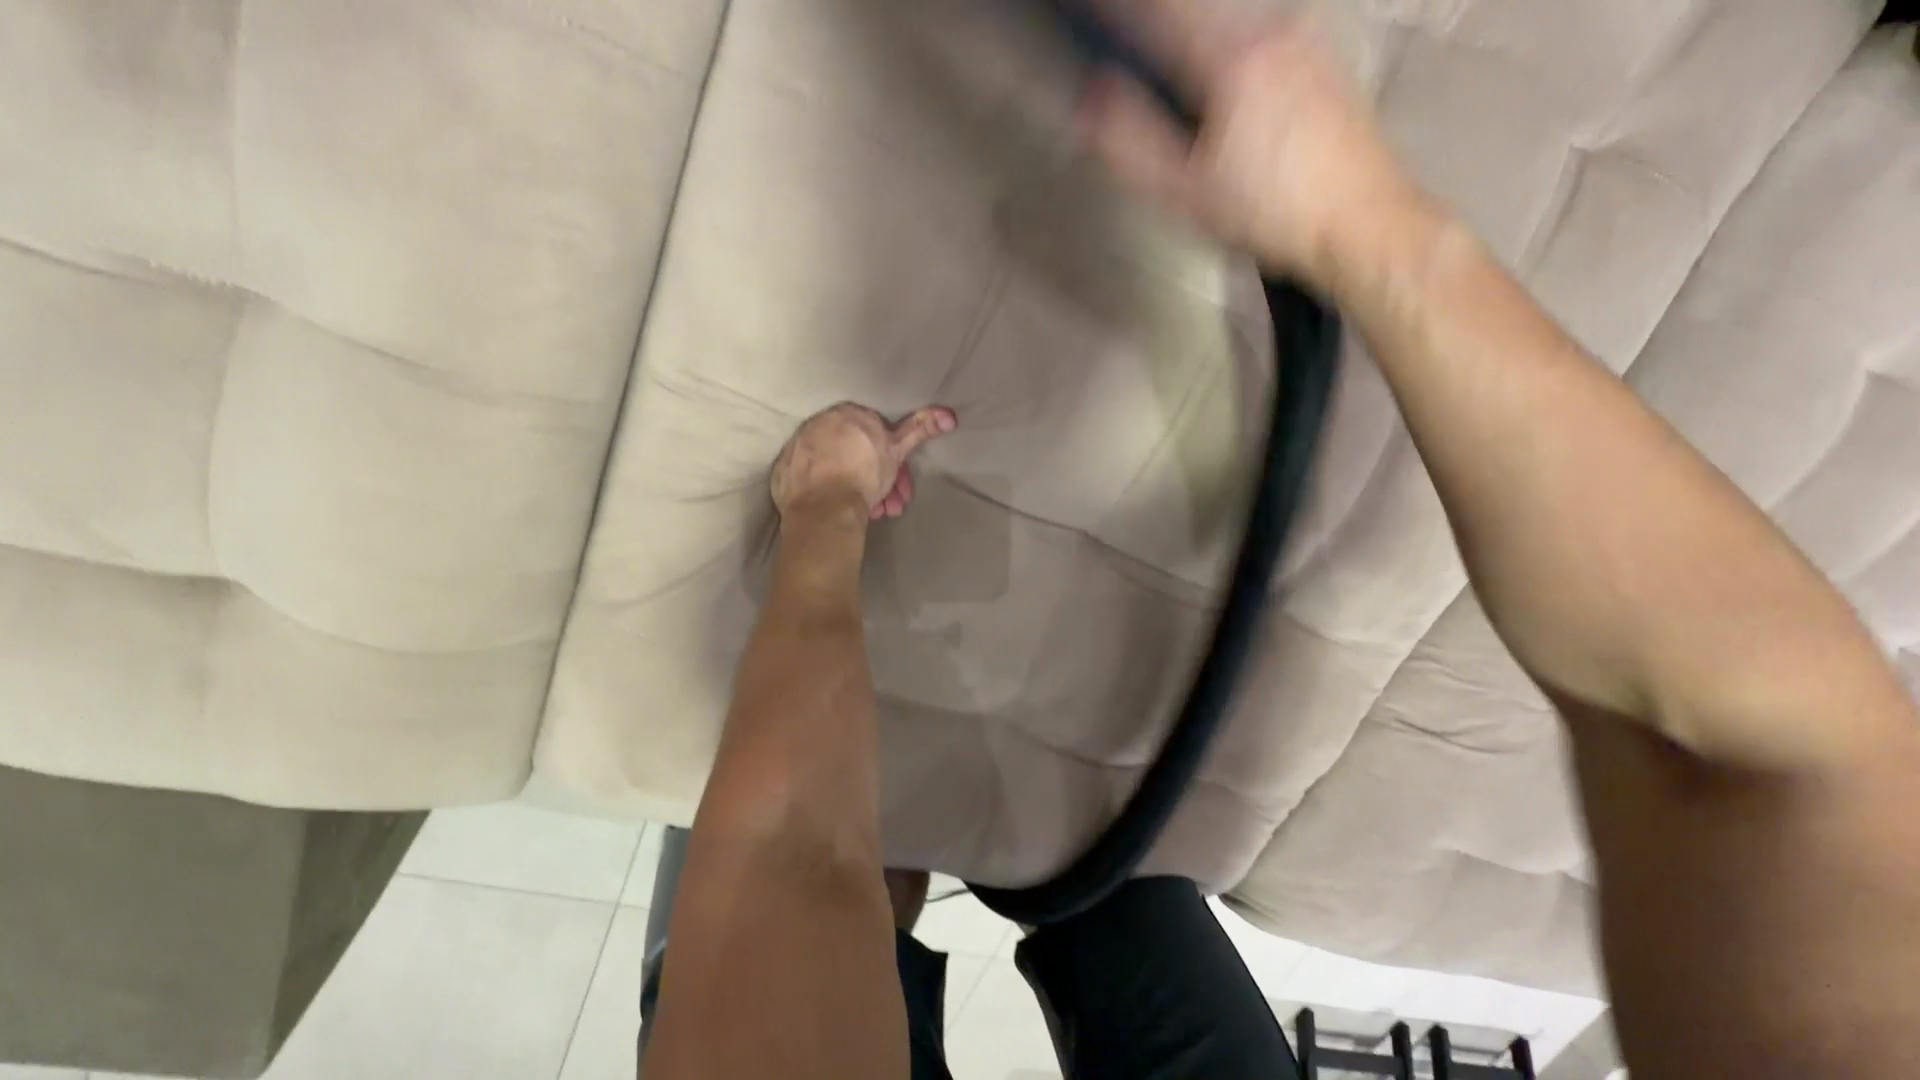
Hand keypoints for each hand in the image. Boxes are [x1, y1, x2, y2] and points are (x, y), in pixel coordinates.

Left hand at [771, 403, 957, 521]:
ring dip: (853, 490)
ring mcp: (798, 446)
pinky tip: (835, 508)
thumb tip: (949, 415)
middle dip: (874, 480)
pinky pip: (810, 478)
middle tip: (886, 506)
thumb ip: (920, 428)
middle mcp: (819, 423)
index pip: (873, 433)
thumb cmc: (864, 475)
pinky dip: (824, 491)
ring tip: (866, 515)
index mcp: (848, 414)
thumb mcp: (896, 450)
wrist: (824, 508)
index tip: (898, 485)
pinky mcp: (783, 469)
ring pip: (834, 467)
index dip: (890, 461)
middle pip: (853, 452)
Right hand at [1076, 4, 1423, 290]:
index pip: (1159, 16)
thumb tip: (1092, 103)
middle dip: (1163, 37)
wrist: (1361, 225)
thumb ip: (1130, 141)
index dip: (1120, 17)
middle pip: (1197, 16)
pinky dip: (1234, 57)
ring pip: (1231, 27)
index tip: (1095, 16)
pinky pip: (1263, 41)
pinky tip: (1231, 107)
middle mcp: (1273, 33)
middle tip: (1137, 59)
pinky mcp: (1324, 60)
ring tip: (1185, 98)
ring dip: (1199, 49)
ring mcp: (1306, 42)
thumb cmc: (1278, 213)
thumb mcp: (1185, 191)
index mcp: (1233, 58)